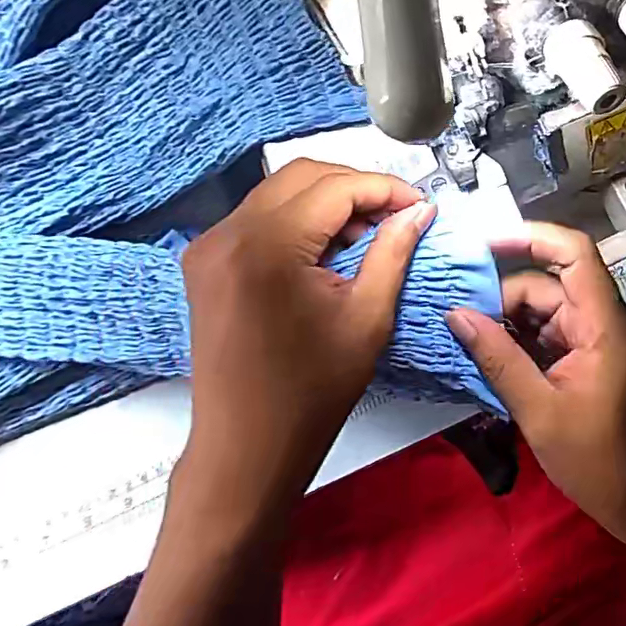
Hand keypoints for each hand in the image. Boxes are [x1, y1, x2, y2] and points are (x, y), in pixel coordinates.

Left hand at [179, 159, 433, 506]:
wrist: (246, 449)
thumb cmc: (311, 392)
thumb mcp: (367, 317)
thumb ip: (394, 250)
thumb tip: (418, 210)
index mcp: (267, 246)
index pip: (336, 187)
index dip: (385, 189)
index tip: (419, 206)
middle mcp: (227, 234)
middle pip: (304, 176)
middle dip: (357, 188)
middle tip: (396, 217)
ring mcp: (209, 246)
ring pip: (281, 191)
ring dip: (329, 201)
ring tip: (366, 236)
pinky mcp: (206, 261)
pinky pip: (261, 216)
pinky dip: (300, 219)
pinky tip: (327, 250)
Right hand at [445, 222, 625, 546]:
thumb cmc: (602, 461)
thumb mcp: (541, 412)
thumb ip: (498, 359)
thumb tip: (455, 313)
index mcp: (601, 322)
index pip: (573, 252)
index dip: (530, 236)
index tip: (482, 244)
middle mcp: (599, 318)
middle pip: (545, 283)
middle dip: (499, 294)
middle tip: (454, 315)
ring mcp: (592, 336)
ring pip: (541, 308)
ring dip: (503, 318)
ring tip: (460, 334)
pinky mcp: (585, 356)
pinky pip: (545, 332)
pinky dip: (516, 338)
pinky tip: (484, 352)